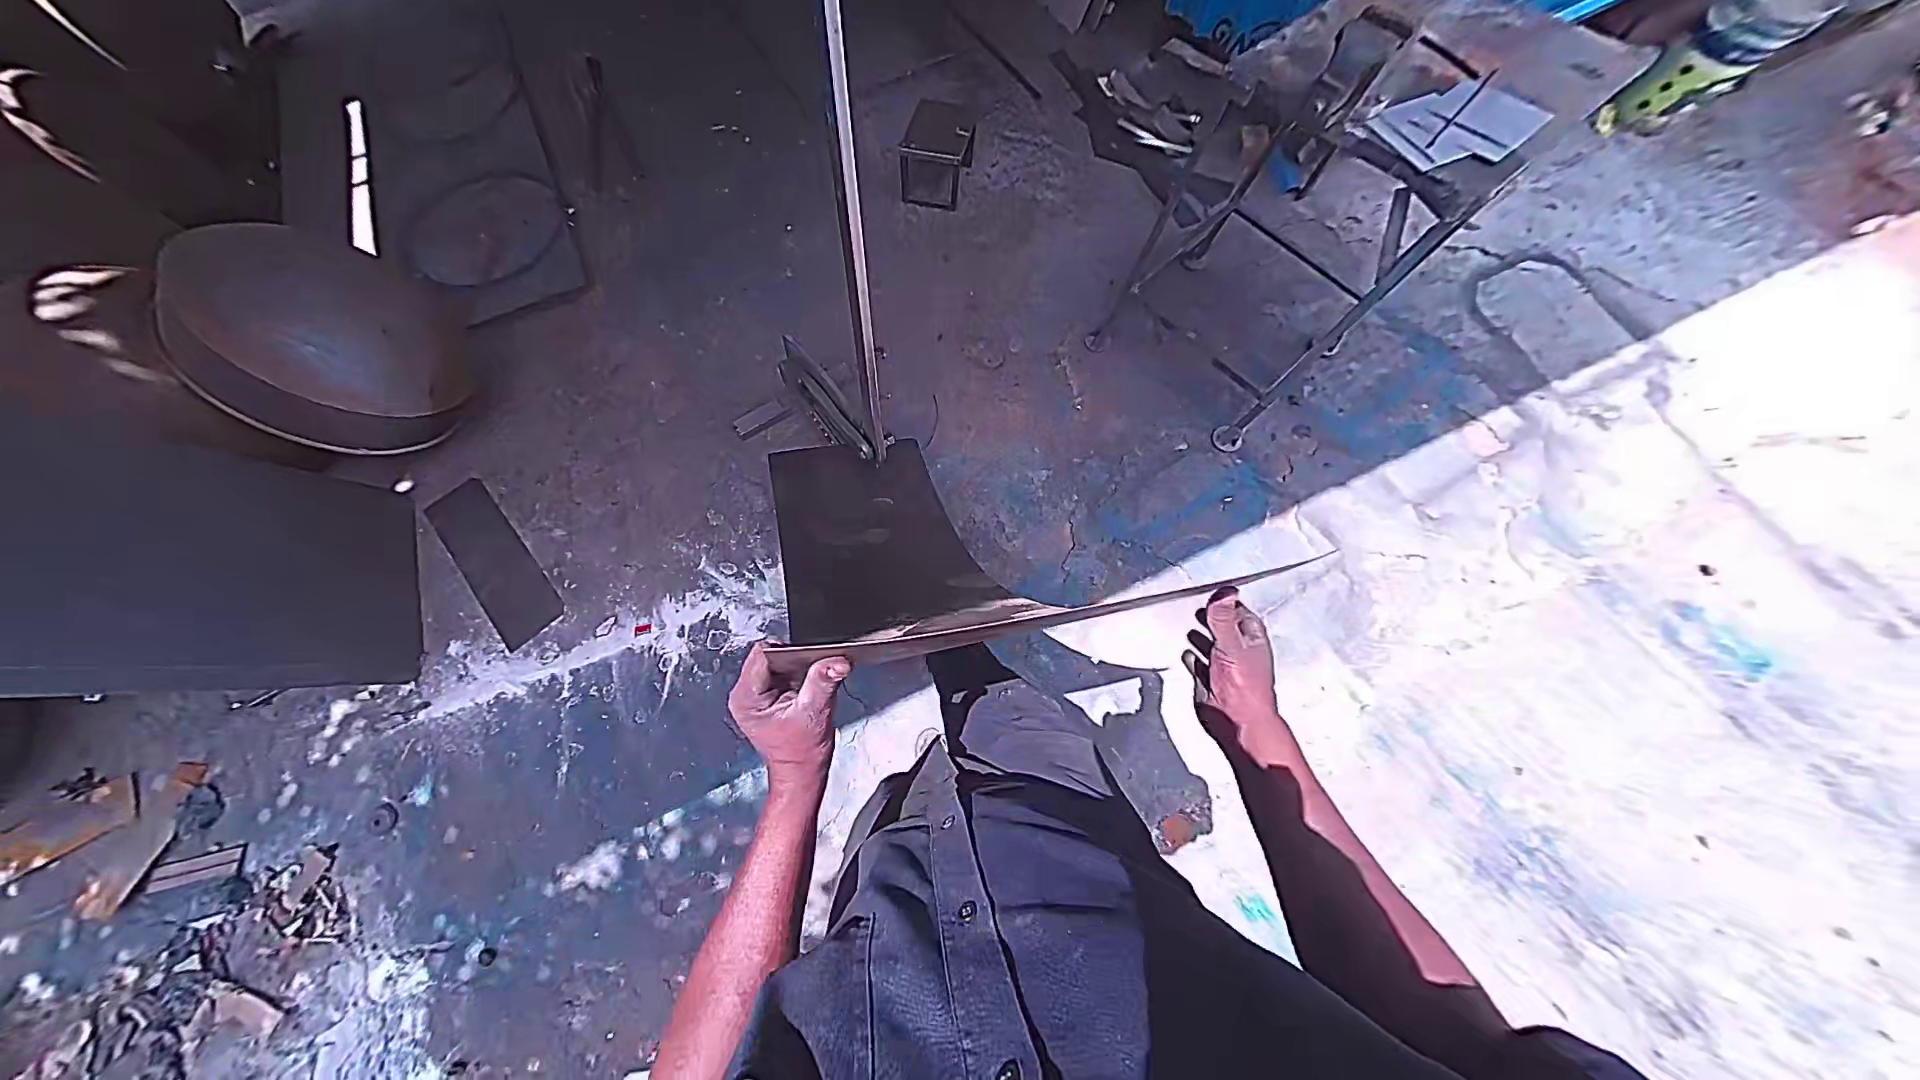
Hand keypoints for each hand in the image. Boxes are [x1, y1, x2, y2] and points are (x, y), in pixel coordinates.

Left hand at [728, 642, 849, 788]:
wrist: (801, 773)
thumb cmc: (800, 754)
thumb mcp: (815, 712)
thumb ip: (823, 681)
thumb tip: (836, 661)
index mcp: (746, 698)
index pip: (763, 655)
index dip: (788, 652)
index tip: (808, 659)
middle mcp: (745, 695)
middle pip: (769, 655)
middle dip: (793, 660)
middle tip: (809, 677)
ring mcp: (755, 695)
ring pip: (777, 661)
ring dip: (796, 668)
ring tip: (806, 687)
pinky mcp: (767, 696)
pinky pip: (782, 671)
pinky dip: (797, 674)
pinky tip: (804, 690)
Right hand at [1183, 588, 1296, 762]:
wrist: (1237, 721)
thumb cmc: (1245, 686)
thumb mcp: (1231, 644)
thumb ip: (1224, 618)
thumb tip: (1226, 592)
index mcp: (1251, 639)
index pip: (1238, 612)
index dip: (1225, 602)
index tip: (1213, 593)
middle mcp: (1239, 651)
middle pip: (1223, 627)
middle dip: (1211, 617)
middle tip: (1200, 607)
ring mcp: (1224, 665)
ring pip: (1210, 644)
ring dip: (1200, 636)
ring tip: (1189, 626)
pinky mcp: (1210, 679)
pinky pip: (1199, 663)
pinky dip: (1192, 657)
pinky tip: (1188, 654)